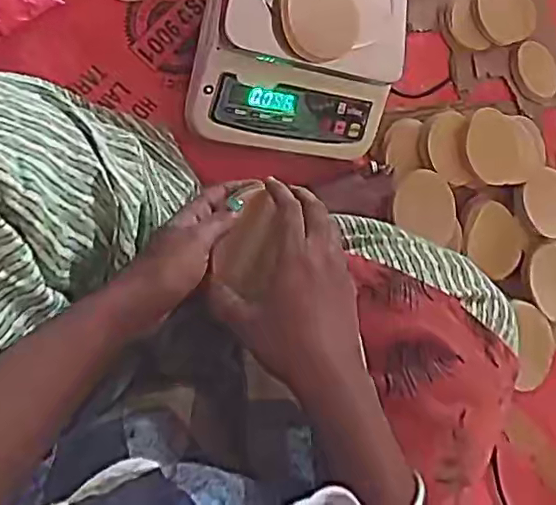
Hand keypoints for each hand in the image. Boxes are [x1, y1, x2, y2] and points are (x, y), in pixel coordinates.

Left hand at [116, 182, 250, 331]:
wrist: (138, 306)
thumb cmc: (168, 269)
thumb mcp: (196, 241)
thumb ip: (218, 223)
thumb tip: (239, 207)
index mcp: (189, 217)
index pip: (215, 193)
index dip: (235, 186)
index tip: (259, 185)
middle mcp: (188, 231)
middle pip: (216, 214)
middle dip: (239, 210)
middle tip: (267, 213)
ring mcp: (187, 254)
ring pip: (216, 239)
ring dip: (234, 236)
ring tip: (262, 238)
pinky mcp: (188, 276)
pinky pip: (213, 262)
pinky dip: (227, 261)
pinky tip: (243, 268)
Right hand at [208, 179, 363, 398]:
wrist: (332, 373)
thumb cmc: (287, 345)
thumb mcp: (246, 325)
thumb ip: (224, 302)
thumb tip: (206, 285)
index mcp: (295, 254)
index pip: (290, 210)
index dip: (281, 192)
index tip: (270, 183)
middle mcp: (320, 252)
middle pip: (317, 209)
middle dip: (303, 194)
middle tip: (289, 191)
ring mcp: (339, 266)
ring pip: (331, 225)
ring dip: (318, 212)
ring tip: (305, 213)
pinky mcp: (350, 282)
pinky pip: (338, 245)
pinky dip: (327, 233)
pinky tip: (319, 248)